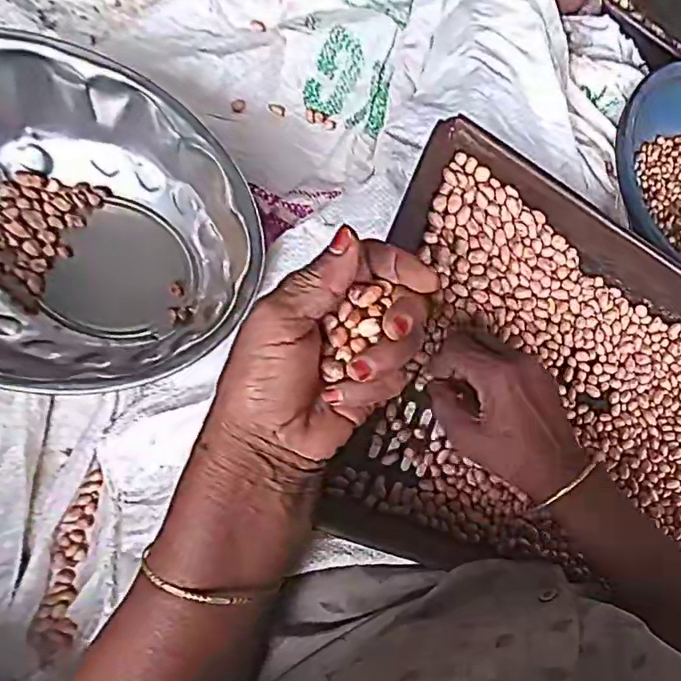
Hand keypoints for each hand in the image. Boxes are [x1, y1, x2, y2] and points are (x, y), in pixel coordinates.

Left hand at [205, 226, 437, 482]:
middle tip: (388, 328)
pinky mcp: (378, 384)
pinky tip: (341, 393)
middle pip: (402, 300)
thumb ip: (319, 280)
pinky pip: (399, 377)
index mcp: (322, 293)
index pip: (371, 264)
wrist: (268, 439)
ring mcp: (366, 352)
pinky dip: (371, 387)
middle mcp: (349, 319)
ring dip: (381, 359)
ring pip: (406, 341)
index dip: (401, 266)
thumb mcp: (278, 318)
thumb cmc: (258, 382)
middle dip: (402, 316)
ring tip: (350, 371)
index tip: (422, 278)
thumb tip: (347, 241)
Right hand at [426, 331, 589, 501]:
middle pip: (473, 337)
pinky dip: (494, 365)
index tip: (435, 380)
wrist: (558, 469)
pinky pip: (509, 356)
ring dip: (474, 359)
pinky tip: (491, 393)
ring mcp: (533, 365)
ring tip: (470, 390)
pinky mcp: (542, 373)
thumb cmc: (516, 459)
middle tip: (449, 381)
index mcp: (498, 376)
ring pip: (491, 344)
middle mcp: (517, 362)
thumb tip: (436, 388)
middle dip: (455, 355)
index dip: (438, 363)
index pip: (456, 348)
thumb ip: (444, 407)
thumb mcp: (468, 439)